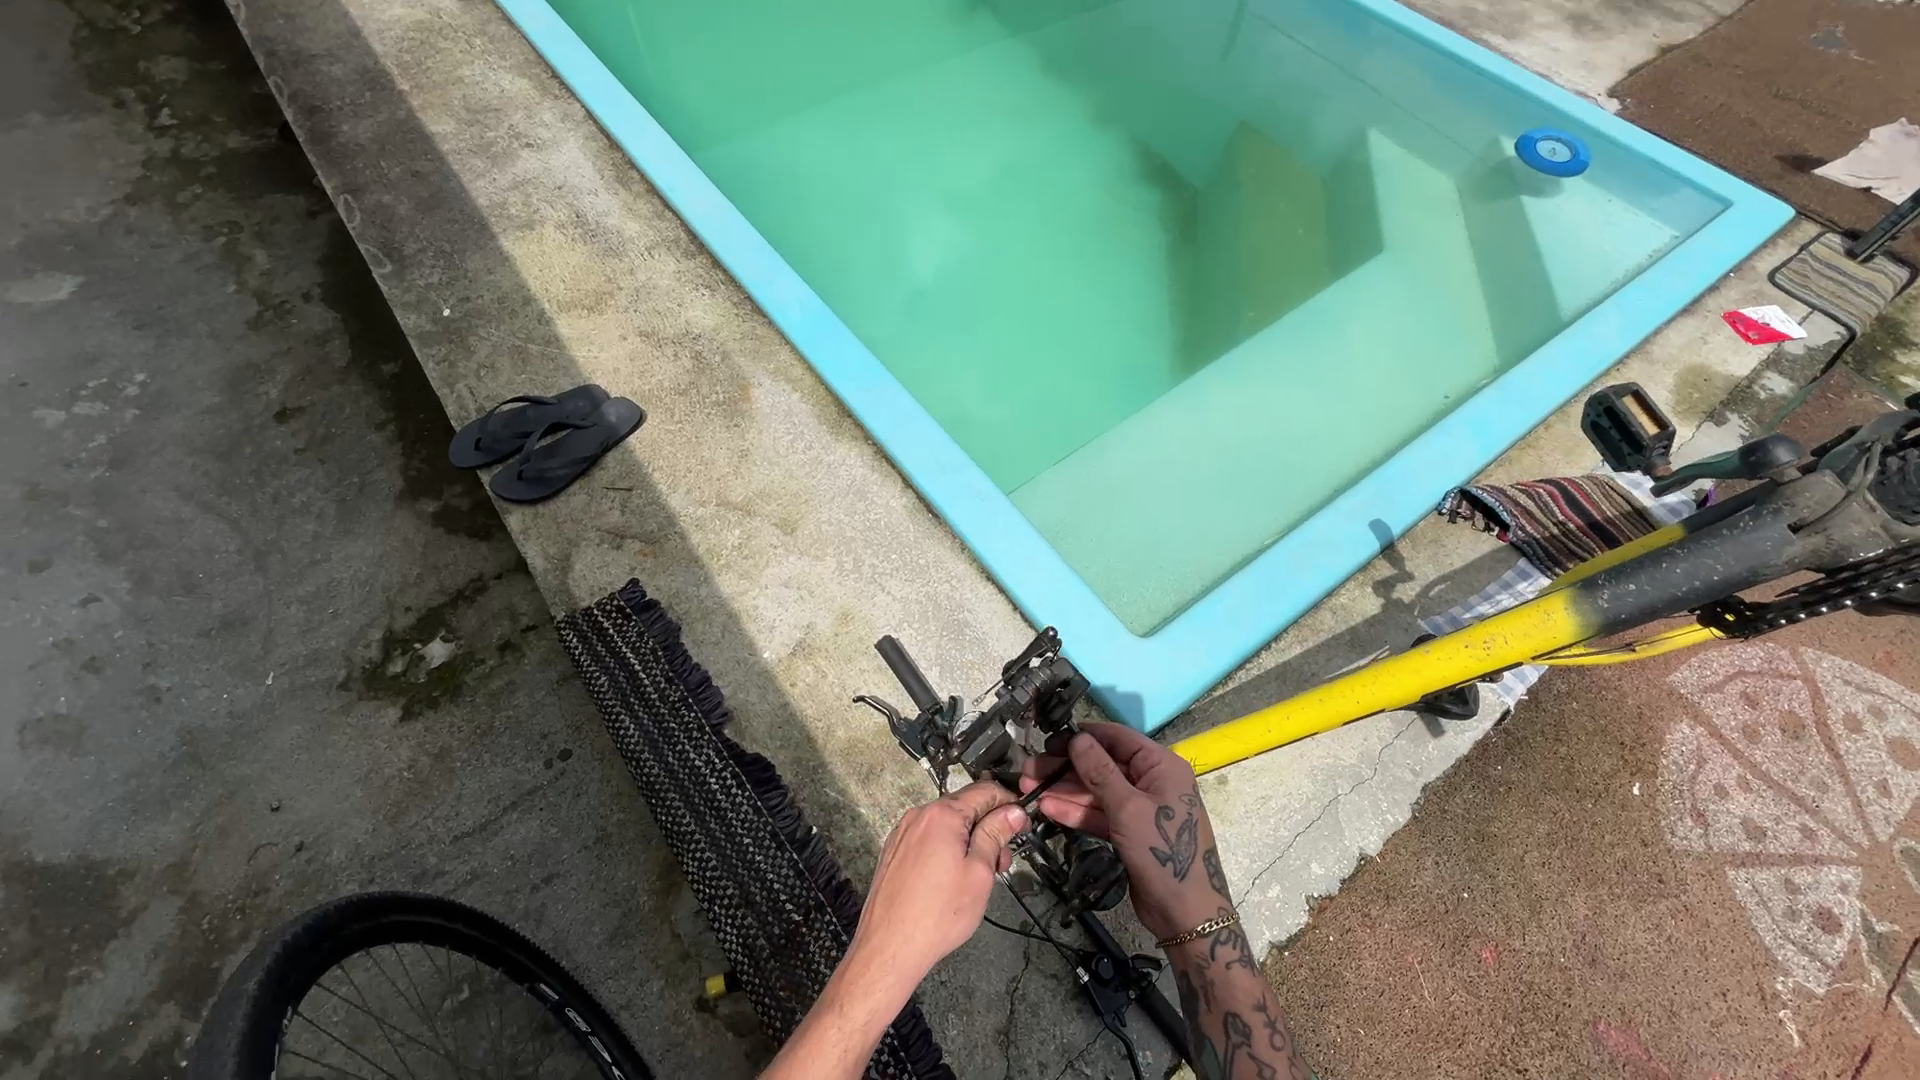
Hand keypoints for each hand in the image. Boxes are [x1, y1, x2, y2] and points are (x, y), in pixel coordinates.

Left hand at [849, 781, 1029, 985]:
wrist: (889, 947)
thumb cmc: (935, 916)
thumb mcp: (980, 873)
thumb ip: (996, 835)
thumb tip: (1011, 812)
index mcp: (942, 815)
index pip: (984, 791)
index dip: (1008, 804)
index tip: (1020, 822)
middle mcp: (919, 816)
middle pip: (965, 807)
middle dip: (988, 827)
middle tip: (1001, 860)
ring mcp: (903, 833)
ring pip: (947, 824)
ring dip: (968, 840)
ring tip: (977, 875)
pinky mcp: (895, 851)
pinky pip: (929, 838)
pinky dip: (946, 849)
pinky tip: (952, 878)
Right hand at [1020, 724, 1228, 940]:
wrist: (1185, 914)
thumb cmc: (1162, 852)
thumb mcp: (1128, 808)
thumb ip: (1100, 771)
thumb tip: (1077, 738)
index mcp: (1161, 766)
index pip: (1118, 738)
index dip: (1084, 736)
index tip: (1051, 738)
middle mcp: (1152, 781)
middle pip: (1103, 765)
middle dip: (1066, 767)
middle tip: (1030, 767)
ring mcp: (1140, 808)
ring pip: (1097, 791)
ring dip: (1064, 790)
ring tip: (1029, 786)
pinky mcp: (1129, 832)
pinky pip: (1099, 814)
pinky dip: (1076, 812)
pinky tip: (1047, 808)